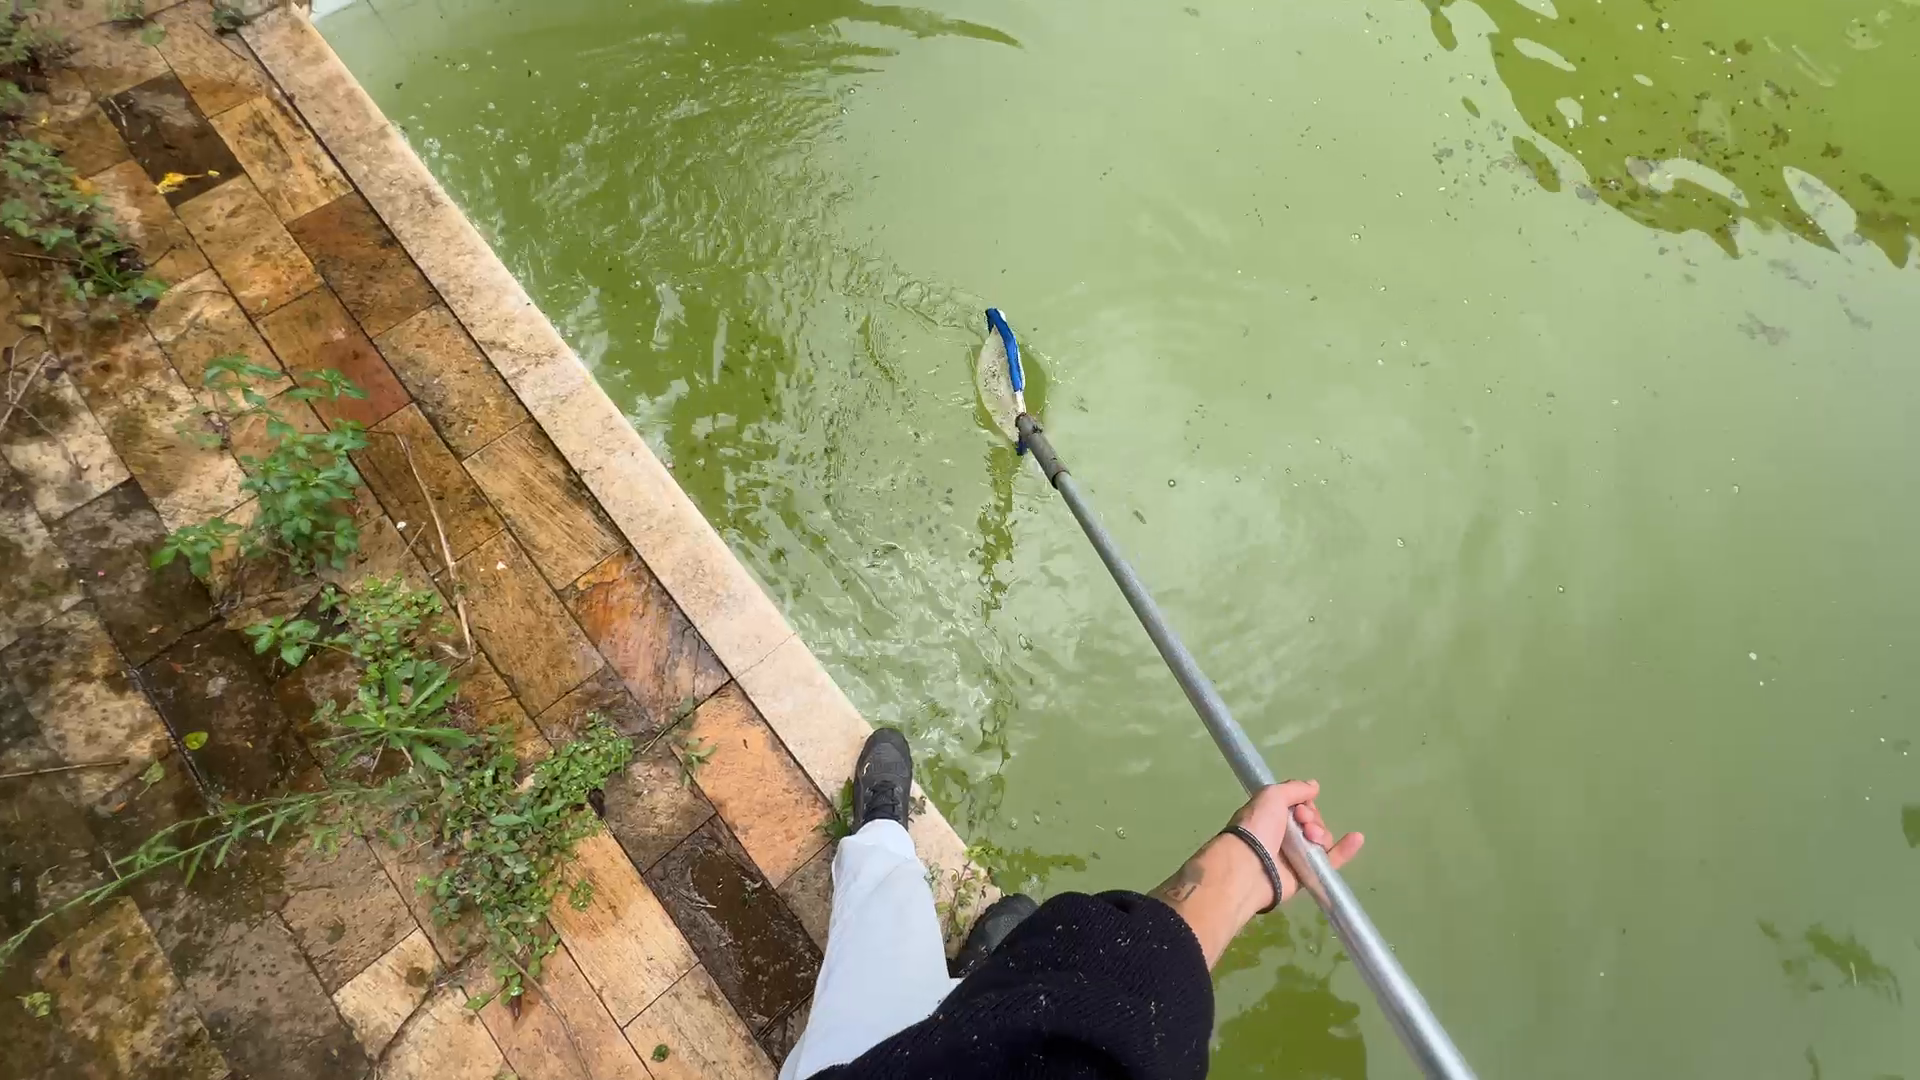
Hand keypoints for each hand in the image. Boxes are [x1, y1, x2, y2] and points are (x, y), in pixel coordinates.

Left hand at [1228, 780, 1364, 903]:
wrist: (1252, 865)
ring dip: (1322, 834)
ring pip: (1321, 839)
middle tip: (1302, 823)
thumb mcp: (1271, 796)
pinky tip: (1357, 838)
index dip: (1305, 804)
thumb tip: (1314, 785)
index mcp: (1272, 814)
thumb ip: (1294, 789)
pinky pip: (1331, 860)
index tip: (1300, 808)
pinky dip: (1345, 850)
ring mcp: (1296, 854)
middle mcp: (1283, 833)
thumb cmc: (1258, 825)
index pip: (1299, 805)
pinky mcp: (1307, 874)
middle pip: (1312, 821)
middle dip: (1312, 820)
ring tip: (1311, 837)